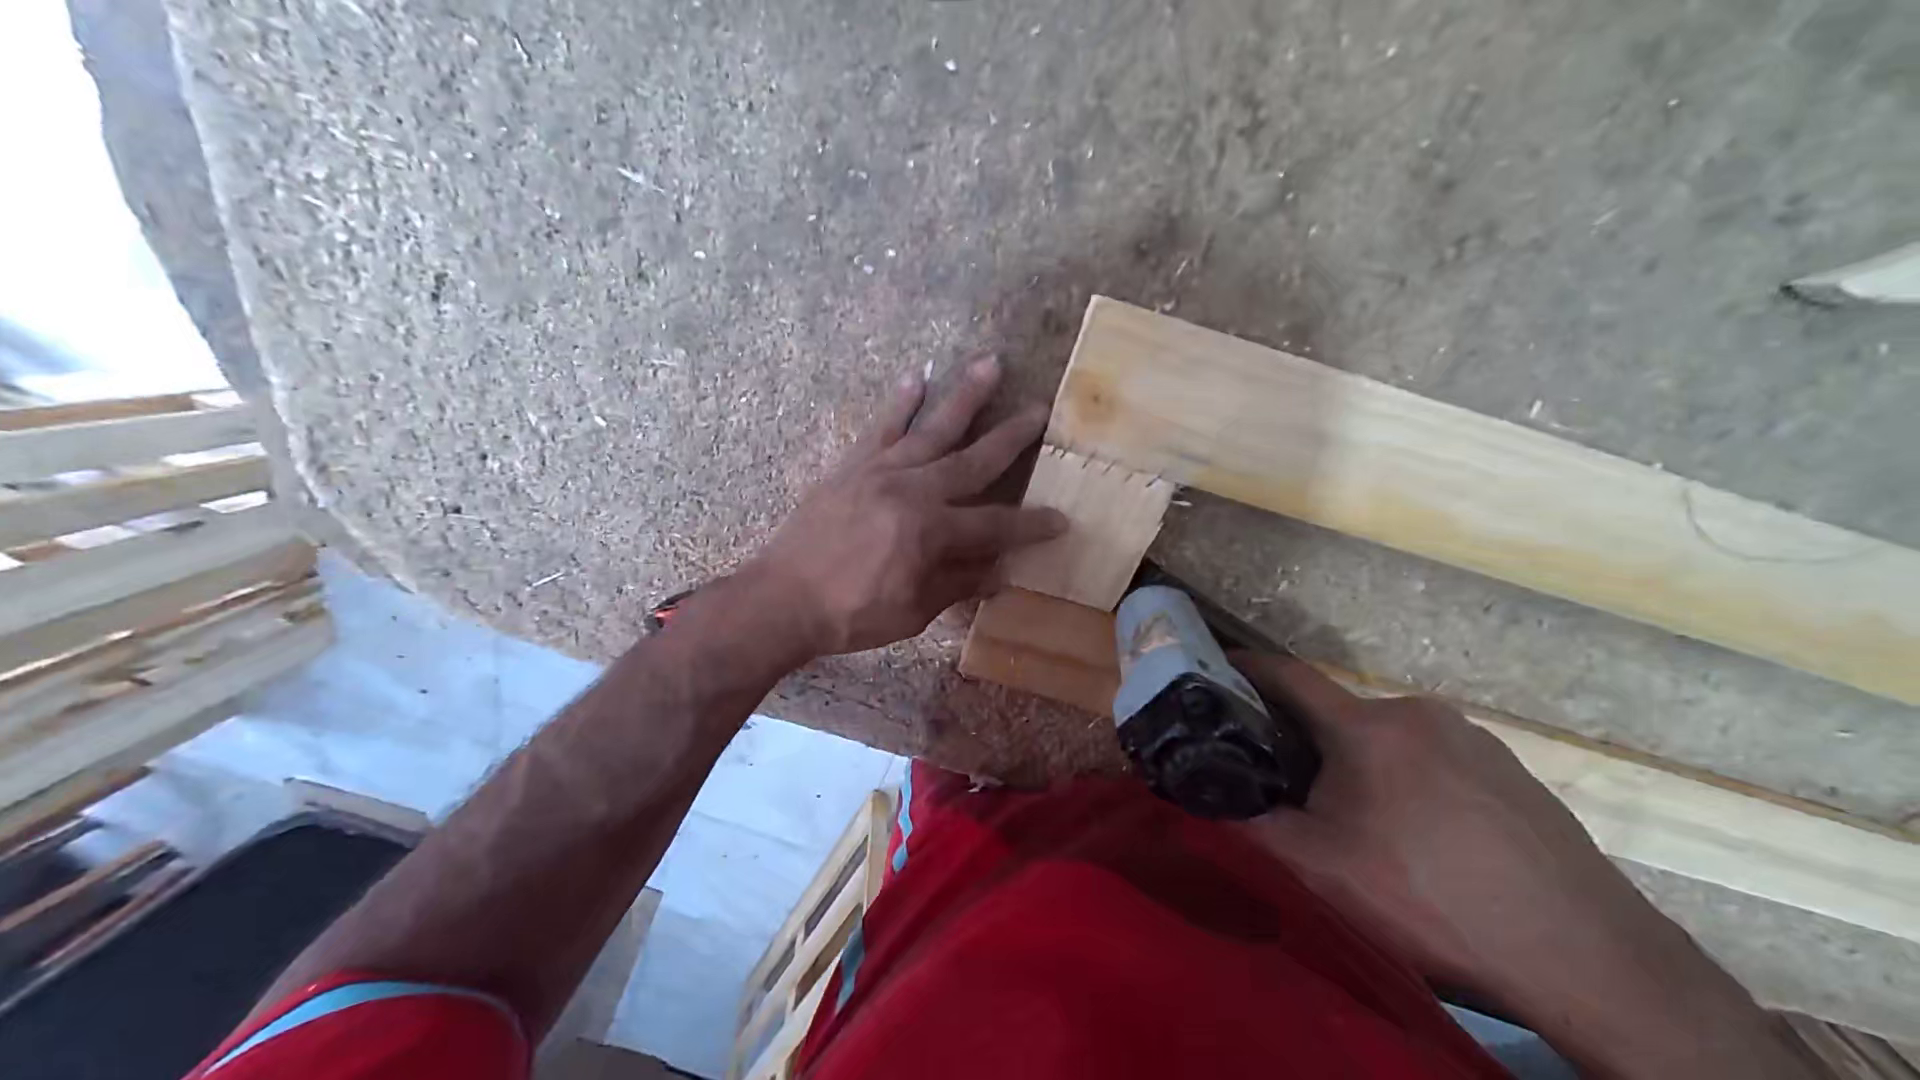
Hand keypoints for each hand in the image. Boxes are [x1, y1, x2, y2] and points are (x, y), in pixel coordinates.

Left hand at [746, 357, 1066, 656]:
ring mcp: (881, 471)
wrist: (782, 599)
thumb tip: (1000, 573)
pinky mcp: (852, 466)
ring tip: (990, 364)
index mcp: (932, 530)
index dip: (1032, 525)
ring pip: (932, 428)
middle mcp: (913, 490)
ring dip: (965, 397)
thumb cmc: (852, 614)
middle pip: (974, 459)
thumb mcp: (914, 611)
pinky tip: (916, 379)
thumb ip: (958, 584)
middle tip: (1040, 409)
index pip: (996, 525)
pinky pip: (881, 428)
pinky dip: (900, 403)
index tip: (1062, 519)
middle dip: (1012, 436)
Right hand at [1230, 654, 1815, 1079]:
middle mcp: (1418, 713)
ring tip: (1363, 820)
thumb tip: (1207, 799)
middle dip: (1308, 741)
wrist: (1585, 955)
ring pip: (1388, 737)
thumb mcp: (1321, 868)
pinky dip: (1409, 777)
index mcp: (1367, 726)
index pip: (1288, 675)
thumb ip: (1253, 824)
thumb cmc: (1432, 899)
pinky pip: (1435, 756)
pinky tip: (1425, 834)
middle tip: (1293, 788)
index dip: (1246, 667)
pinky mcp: (1511, 767)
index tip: (1215, 668)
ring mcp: (1472, 737)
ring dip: (1362, 762)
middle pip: (1339, 714)